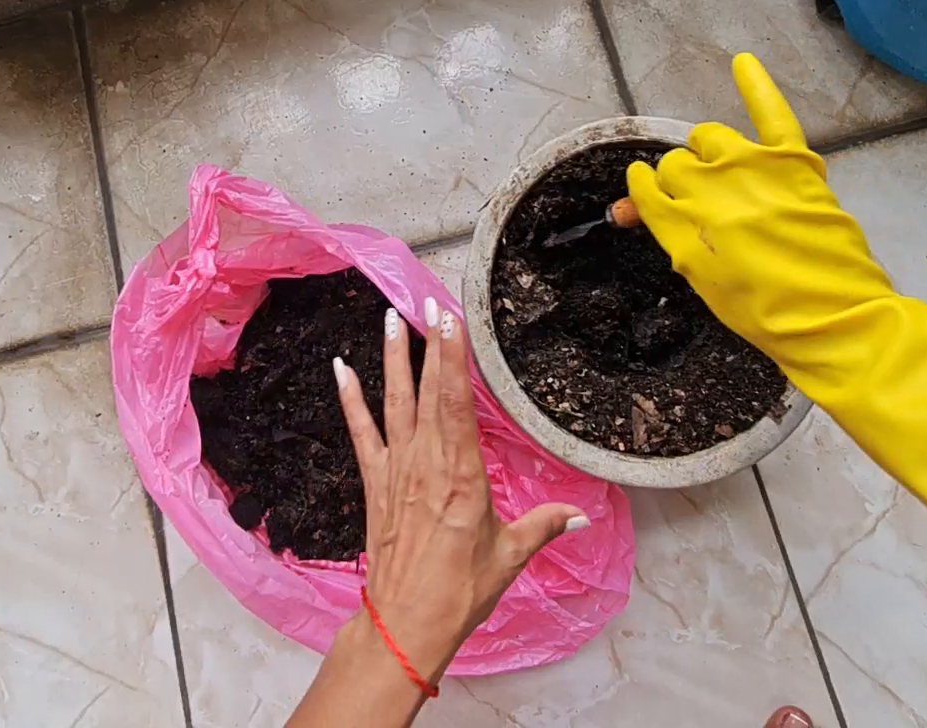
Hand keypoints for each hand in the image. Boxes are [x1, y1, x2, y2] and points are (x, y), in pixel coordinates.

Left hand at [287, 297, 585, 726]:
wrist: (406, 622)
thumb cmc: (462, 589)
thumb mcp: (511, 555)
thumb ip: (546, 525)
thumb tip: (584, 515)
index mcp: (463, 473)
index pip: (458, 403)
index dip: (453, 358)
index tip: (451, 321)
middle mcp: (427, 461)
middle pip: (429, 392)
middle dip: (430, 345)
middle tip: (428, 303)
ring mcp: (396, 468)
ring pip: (395, 401)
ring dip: (393, 359)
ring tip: (389, 318)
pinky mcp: (375, 480)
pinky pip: (361, 431)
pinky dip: (350, 398)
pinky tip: (341, 368)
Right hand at [625, 51, 895, 378]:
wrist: (833, 318)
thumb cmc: (758, 310)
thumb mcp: (698, 276)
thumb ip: (665, 231)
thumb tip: (622, 206)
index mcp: (680, 225)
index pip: (645, 188)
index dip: (645, 190)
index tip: (650, 191)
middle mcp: (708, 189)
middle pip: (676, 163)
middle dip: (681, 180)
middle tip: (705, 205)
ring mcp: (751, 169)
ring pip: (709, 136)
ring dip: (709, 152)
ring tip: (726, 173)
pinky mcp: (793, 160)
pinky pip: (771, 112)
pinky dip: (757, 84)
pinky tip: (743, 61)